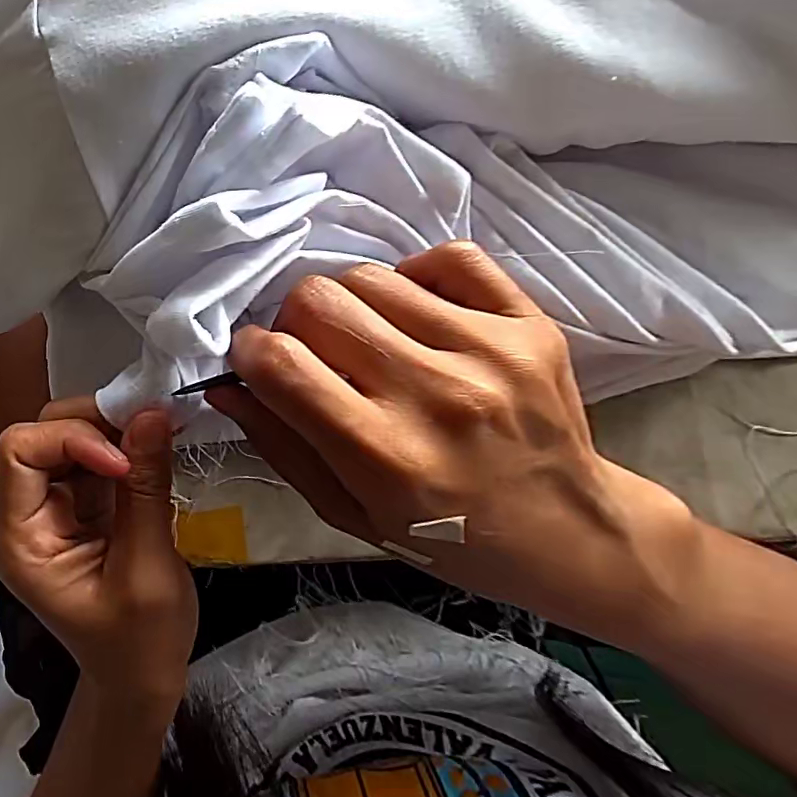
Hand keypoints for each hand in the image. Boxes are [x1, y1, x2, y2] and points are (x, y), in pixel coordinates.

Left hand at [0, 408, 197, 705]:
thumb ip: (147, 489)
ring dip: (116, 428)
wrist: (143, 677)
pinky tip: (159, 444)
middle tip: (149, 429)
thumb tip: (151, 414)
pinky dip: (130, 442)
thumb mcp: (147, 570)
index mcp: (23, 538)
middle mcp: (32, 513)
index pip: (20, 452)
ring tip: (161, 433)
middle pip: (44, 434)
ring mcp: (60, 506)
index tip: (123, 464)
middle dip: (96, 424)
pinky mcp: (89, 503)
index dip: (71, 441)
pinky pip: (101, 454)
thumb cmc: (139, 642)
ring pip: (74, 436)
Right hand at [206, 241, 700, 647]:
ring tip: (371, 339)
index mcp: (384, 456)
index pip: (283, 364)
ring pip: (372, 275)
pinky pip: (448, 256)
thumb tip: (228, 383)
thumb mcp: (350, 514)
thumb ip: (282, 446)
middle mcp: (436, 395)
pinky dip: (417, 276)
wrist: (569, 532)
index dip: (251, 351)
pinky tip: (419, 313)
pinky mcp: (530, 324)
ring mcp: (490, 352)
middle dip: (295, 322)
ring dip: (352, 304)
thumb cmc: (446, 539)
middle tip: (315, 352)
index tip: (257, 359)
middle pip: (319, 300)